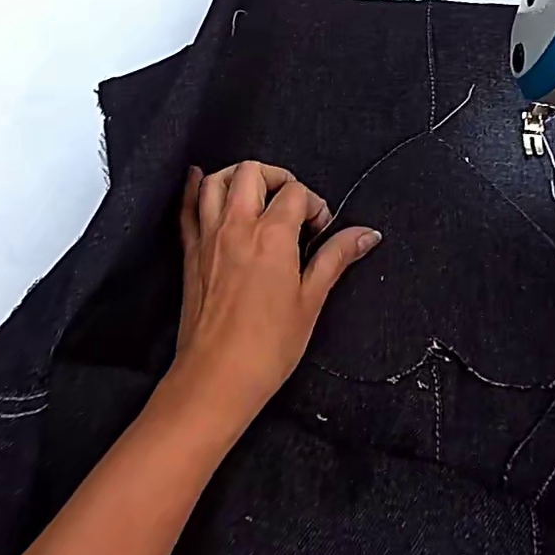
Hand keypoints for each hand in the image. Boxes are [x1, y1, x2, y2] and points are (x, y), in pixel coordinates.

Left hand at [165, 162, 380, 420]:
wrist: (214, 382)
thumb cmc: (268, 346)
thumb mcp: (311, 300)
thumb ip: (336, 257)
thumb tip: (367, 233)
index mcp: (272, 236)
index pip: (296, 192)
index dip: (314, 204)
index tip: (319, 231)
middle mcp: (237, 227)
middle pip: (253, 171)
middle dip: (278, 178)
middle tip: (292, 204)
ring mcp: (209, 239)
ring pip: (216, 181)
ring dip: (239, 177)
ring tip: (258, 194)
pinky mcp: (190, 255)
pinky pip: (187, 209)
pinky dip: (194, 189)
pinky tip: (200, 179)